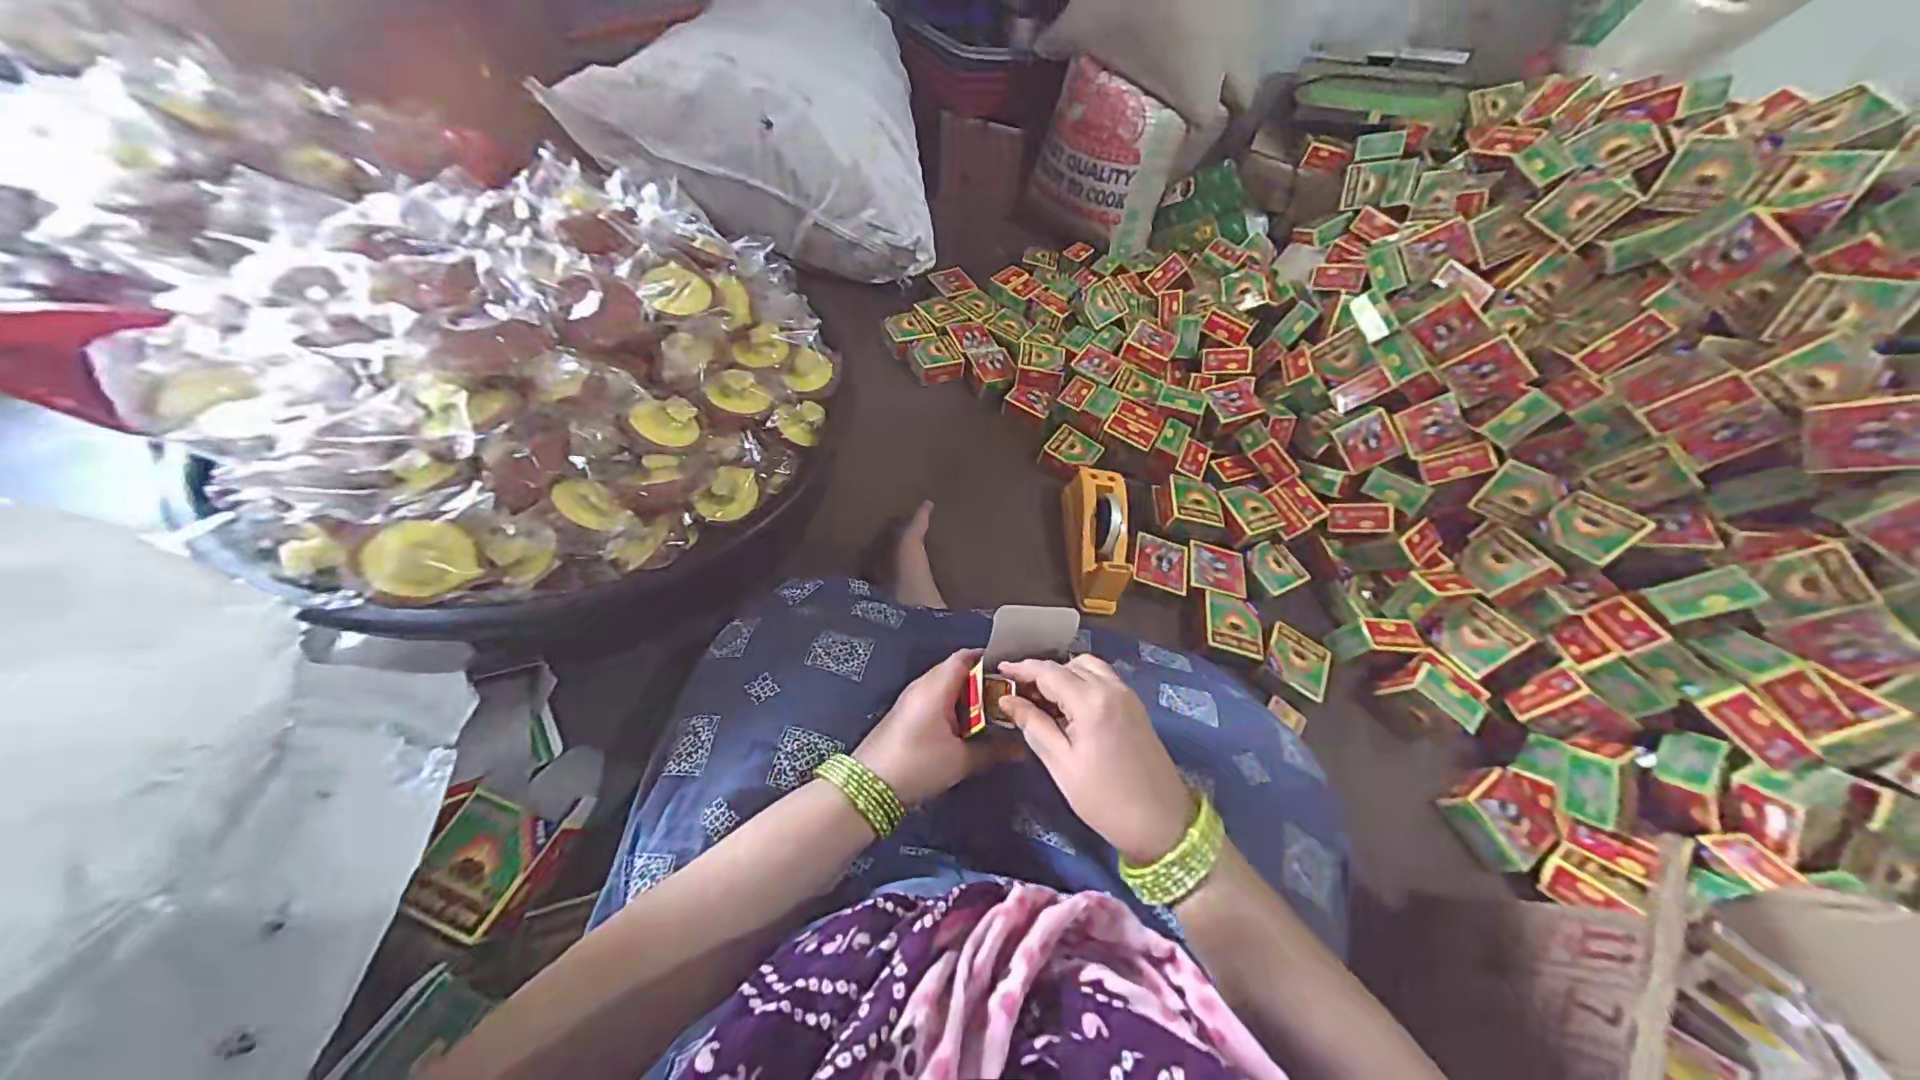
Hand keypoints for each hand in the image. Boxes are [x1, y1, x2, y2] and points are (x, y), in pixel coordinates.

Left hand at [853, 649, 1022, 805]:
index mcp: (936, 686)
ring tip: (993, 714)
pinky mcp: (905, 715)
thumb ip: (993, 750)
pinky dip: (953, 707)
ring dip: (967, 697)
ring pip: (946, 687)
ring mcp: (911, 700)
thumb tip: (1022, 747)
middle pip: (956, 670)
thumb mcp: (961, 760)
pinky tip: (967, 728)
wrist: (868, 786)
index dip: (989, 660)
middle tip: (1008, 698)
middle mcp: (923, 685)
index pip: (965, 657)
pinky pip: (935, 700)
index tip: (1012, 674)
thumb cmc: (918, 764)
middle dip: (982, 681)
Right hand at [997, 656, 1194, 864]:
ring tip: (1042, 696)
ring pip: (1089, 667)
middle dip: (1041, 672)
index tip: (999, 671)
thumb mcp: (1061, 765)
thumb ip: (1033, 725)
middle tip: (1017, 691)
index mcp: (1091, 701)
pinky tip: (1069, 704)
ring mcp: (1127, 695)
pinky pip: (1104, 679)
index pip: (1049, 672)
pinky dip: (1082, 681)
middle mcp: (1111, 688)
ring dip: (1064, 674)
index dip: (1022, 669)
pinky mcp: (1135, 706)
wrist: (1163, 823)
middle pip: (1069, 665)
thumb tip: (1008, 700)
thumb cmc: (1105, 799)